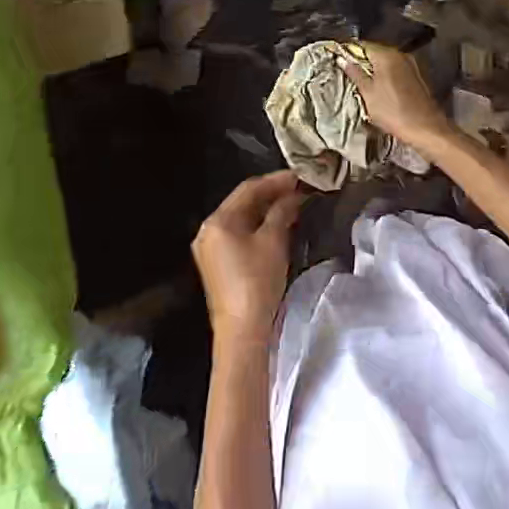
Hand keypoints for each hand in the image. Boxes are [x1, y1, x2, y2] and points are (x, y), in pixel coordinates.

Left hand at [193, 171, 304, 343]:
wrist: (242, 331)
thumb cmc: (257, 281)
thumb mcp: (273, 241)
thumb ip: (282, 212)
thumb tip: (293, 196)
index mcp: (217, 221)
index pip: (248, 189)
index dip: (276, 180)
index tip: (299, 176)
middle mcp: (208, 230)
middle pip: (242, 203)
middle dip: (271, 195)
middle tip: (299, 189)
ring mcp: (210, 249)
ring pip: (242, 219)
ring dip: (266, 211)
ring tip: (293, 204)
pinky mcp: (218, 264)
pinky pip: (239, 235)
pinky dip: (258, 227)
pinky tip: (278, 226)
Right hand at [341, 43, 455, 152]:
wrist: (425, 129)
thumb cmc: (394, 111)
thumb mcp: (367, 93)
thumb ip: (355, 73)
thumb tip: (343, 59)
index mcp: (387, 55)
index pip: (362, 45)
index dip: (348, 52)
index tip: (338, 61)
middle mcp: (400, 56)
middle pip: (374, 53)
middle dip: (360, 62)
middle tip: (347, 75)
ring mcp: (410, 66)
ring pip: (385, 64)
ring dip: (373, 72)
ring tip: (361, 86)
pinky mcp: (415, 79)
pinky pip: (395, 72)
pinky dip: (385, 78)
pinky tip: (379, 92)